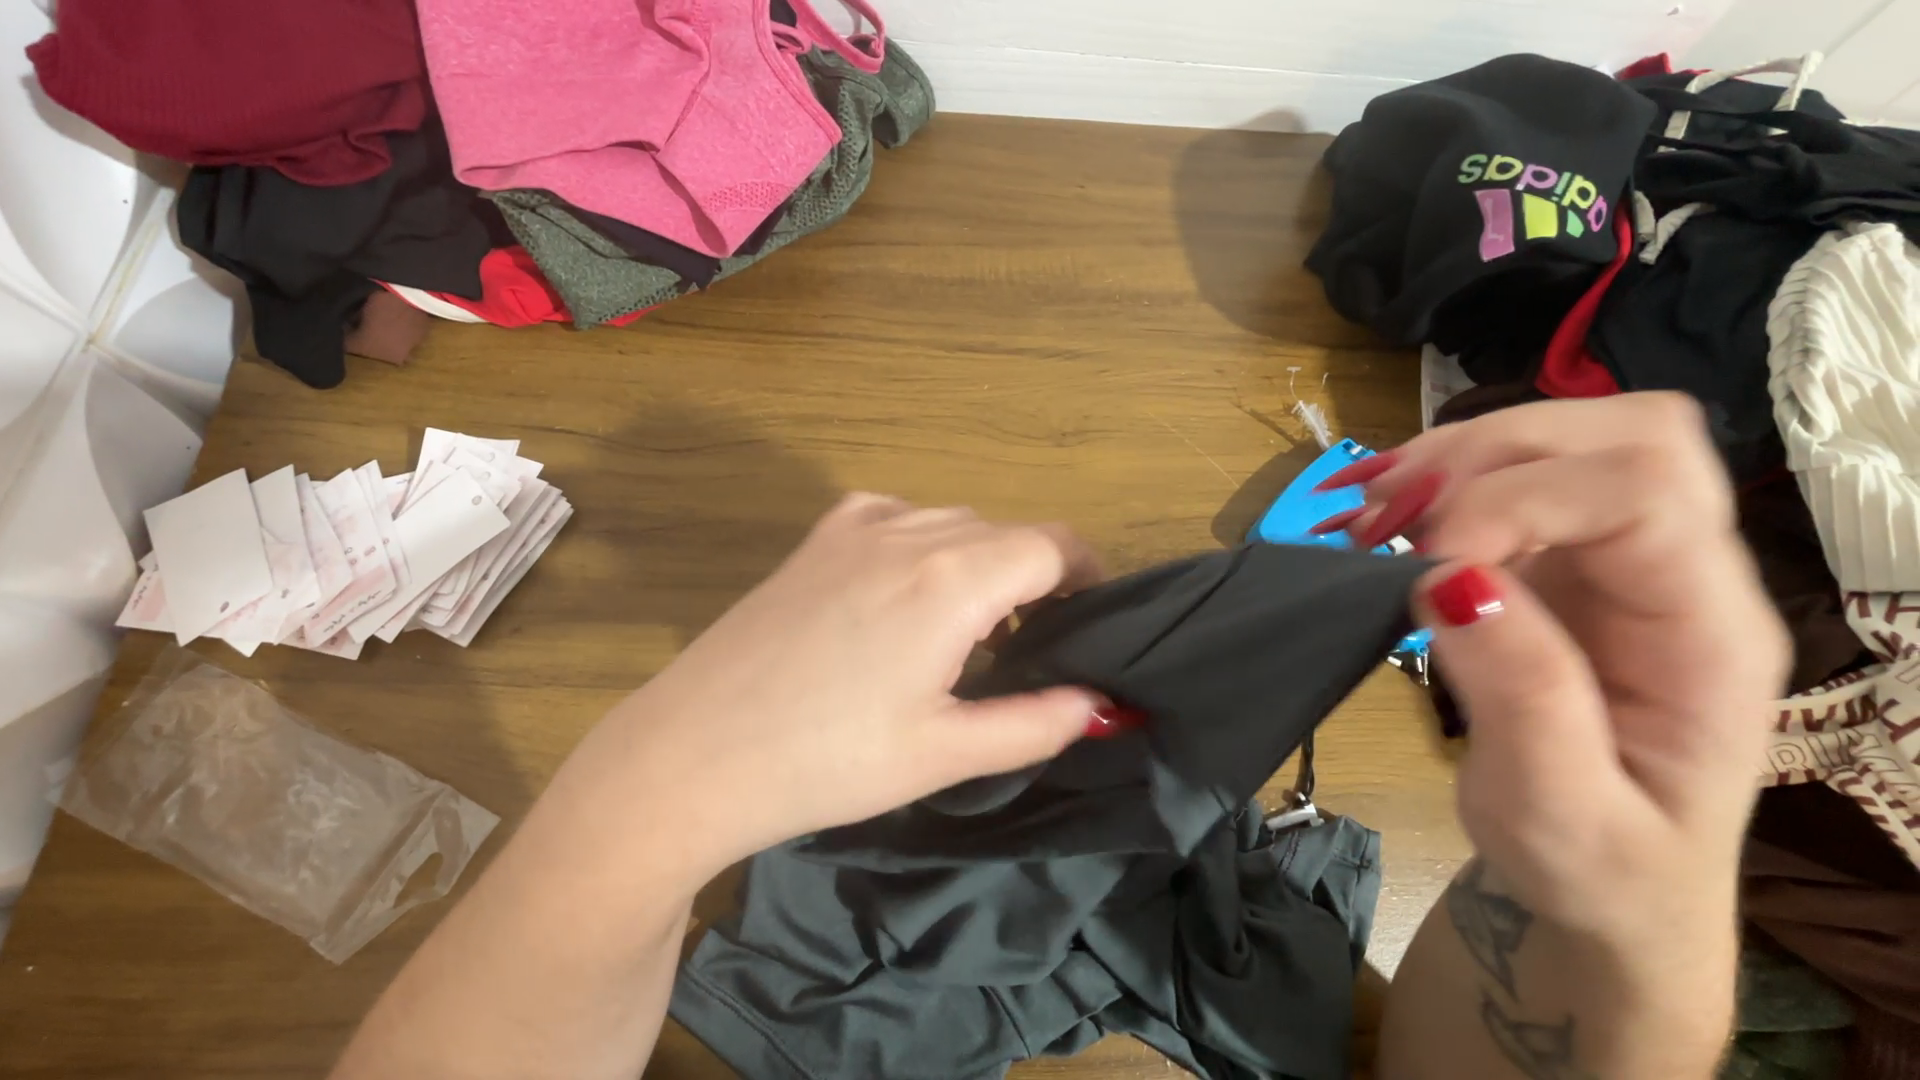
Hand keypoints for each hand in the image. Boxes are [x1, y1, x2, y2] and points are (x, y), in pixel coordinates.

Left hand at [619, 494, 1105, 872]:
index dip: (1089, 577)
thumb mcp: (944, 751)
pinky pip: (897, 518)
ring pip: (953, 523)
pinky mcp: (815, 540)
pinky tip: (904, 593)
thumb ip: (1036, 721)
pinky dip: (924, 545)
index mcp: (953, 577)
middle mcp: (910, 531)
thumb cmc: (827, 761)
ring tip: (970, 633)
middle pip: (1006, 532)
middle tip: (1032, 649)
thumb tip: (1100, 704)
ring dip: (981, 564)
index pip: (1054, 544)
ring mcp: (854, 527)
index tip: (1093, 623)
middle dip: (1037, 579)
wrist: (693, 754)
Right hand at [1327, 393, 1788, 942]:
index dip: (1519, 502)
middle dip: (1492, 451)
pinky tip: (1392, 515)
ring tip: (1377, 511)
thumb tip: (1448, 577)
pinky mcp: (1564, 564)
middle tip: (1393, 511)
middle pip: (1625, 435)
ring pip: (1568, 439)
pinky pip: (1515, 479)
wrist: (1608, 884)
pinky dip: (1444, 478)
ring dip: (1459, 456)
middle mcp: (1682, 576)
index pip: (1643, 494)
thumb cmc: (1595, 862)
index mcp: (1708, 635)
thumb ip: (1520, 695)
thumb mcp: (1556, 809)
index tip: (1425, 564)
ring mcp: (1623, 563)